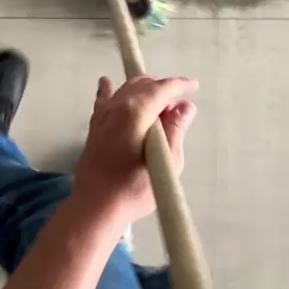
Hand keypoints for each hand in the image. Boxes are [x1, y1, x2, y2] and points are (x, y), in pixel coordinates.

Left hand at [71, 74, 197, 225]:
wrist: (96, 205)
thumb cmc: (135, 188)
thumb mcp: (167, 161)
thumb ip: (175, 130)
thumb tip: (184, 106)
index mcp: (136, 111)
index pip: (162, 88)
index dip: (179, 85)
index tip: (194, 86)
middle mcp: (117, 106)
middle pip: (143, 85)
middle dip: (162, 87)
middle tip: (178, 101)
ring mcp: (103, 115)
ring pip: (125, 90)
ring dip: (143, 89)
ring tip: (158, 98)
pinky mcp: (95, 127)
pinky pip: (103, 100)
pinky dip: (109, 90)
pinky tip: (106, 82)